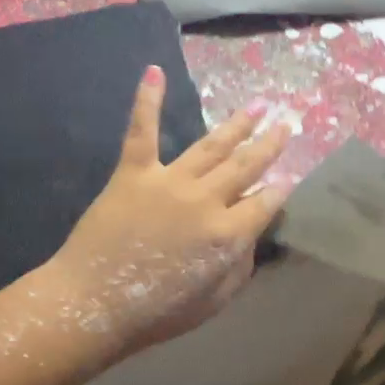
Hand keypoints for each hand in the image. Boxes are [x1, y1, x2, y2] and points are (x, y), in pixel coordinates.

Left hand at [38, 65, 291, 358]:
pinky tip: (154, 71)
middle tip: (287, 123)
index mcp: (228, 234)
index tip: (291, 175)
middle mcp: (206, 199)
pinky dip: (147, 100)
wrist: (93, 304)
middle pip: (246, 165)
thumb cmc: (156, 313)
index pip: (266, 204)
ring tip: (258, 105)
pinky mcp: (134, 171)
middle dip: (270, 144)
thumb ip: (240, 267)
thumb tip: (249, 236)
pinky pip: (142, 130)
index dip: (281, 189)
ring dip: (237, 124)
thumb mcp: (214, 301)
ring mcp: (170, 180)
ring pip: (211, 145)